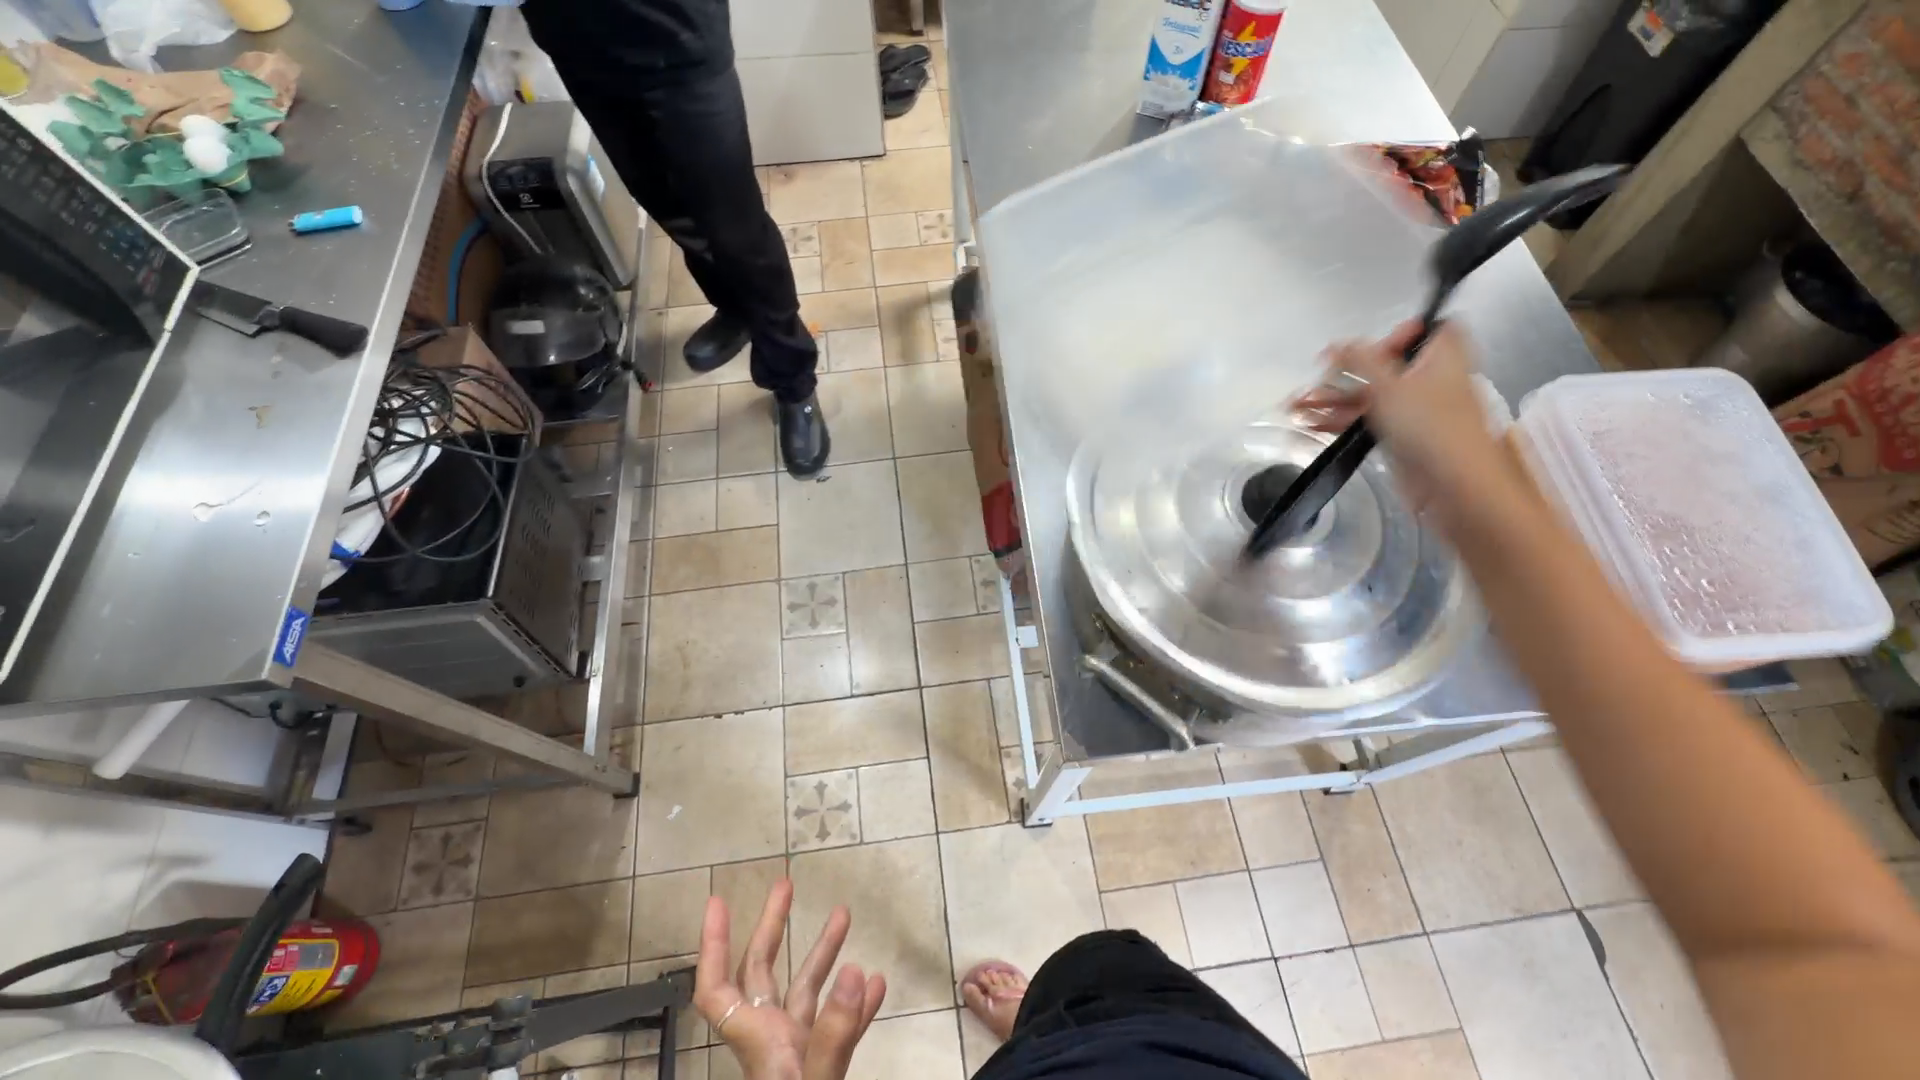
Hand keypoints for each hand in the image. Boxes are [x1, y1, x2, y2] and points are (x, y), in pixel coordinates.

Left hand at [693, 879, 886, 1079]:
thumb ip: (834, 1033)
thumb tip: (854, 970)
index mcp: (758, 1042)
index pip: (717, 990)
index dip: (713, 947)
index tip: (717, 903)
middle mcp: (771, 1040)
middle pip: (760, 975)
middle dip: (771, 927)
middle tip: (786, 884)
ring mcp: (797, 1051)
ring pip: (804, 991)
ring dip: (823, 952)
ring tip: (844, 913)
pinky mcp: (822, 1066)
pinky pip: (837, 1025)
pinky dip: (857, 1003)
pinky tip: (876, 983)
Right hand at [1293, 319, 1514, 529]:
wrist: (1452, 483)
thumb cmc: (1430, 425)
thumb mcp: (1388, 384)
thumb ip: (1359, 359)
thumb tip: (1337, 345)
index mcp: (1441, 356)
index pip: (1424, 331)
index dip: (1396, 335)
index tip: (1367, 348)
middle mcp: (1430, 379)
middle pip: (1385, 365)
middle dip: (1346, 372)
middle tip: (1319, 378)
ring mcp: (1415, 410)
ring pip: (1370, 395)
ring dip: (1334, 398)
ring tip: (1297, 404)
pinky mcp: (1401, 436)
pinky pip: (1367, 419)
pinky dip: (1341, 419)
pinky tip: (1310, 422)